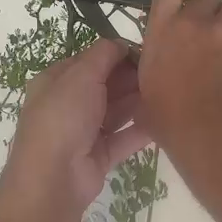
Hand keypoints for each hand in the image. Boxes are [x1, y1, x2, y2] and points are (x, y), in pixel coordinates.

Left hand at [1, 39, 153, 215]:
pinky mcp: (98, 157)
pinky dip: (140, 130)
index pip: (88, 61)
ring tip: (167, 93)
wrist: (54, 178)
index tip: (143, 51)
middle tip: (160, 72)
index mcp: (55, 82)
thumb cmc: (63, 115)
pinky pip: (122, 139)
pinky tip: (162, 121)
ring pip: (114, 112)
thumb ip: (103, 54)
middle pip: (103, 86)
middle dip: (129, 79)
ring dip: (137, 103)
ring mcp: (82, 133)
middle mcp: (66, 105)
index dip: (114, 55)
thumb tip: (121, 42)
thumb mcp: (81, 74)